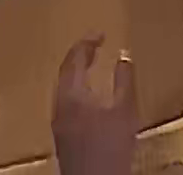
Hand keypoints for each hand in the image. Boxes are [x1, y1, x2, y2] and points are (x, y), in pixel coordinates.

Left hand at [51, 35, 138, 174]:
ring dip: (77, 71)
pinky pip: (65, 100)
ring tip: (92, 64)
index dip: (87, 41)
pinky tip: (89, 96)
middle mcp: (59, 103)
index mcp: (71, 92)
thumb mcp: (124, 111)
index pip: (74, 57)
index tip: (102, 34)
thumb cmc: (110, 148)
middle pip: (65, 70)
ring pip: (63, 86)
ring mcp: (58, 121)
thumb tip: (124, 55)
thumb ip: (124, 79)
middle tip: (96, 45)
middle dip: (80, 54)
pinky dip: (76, 87)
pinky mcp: (61, 136)